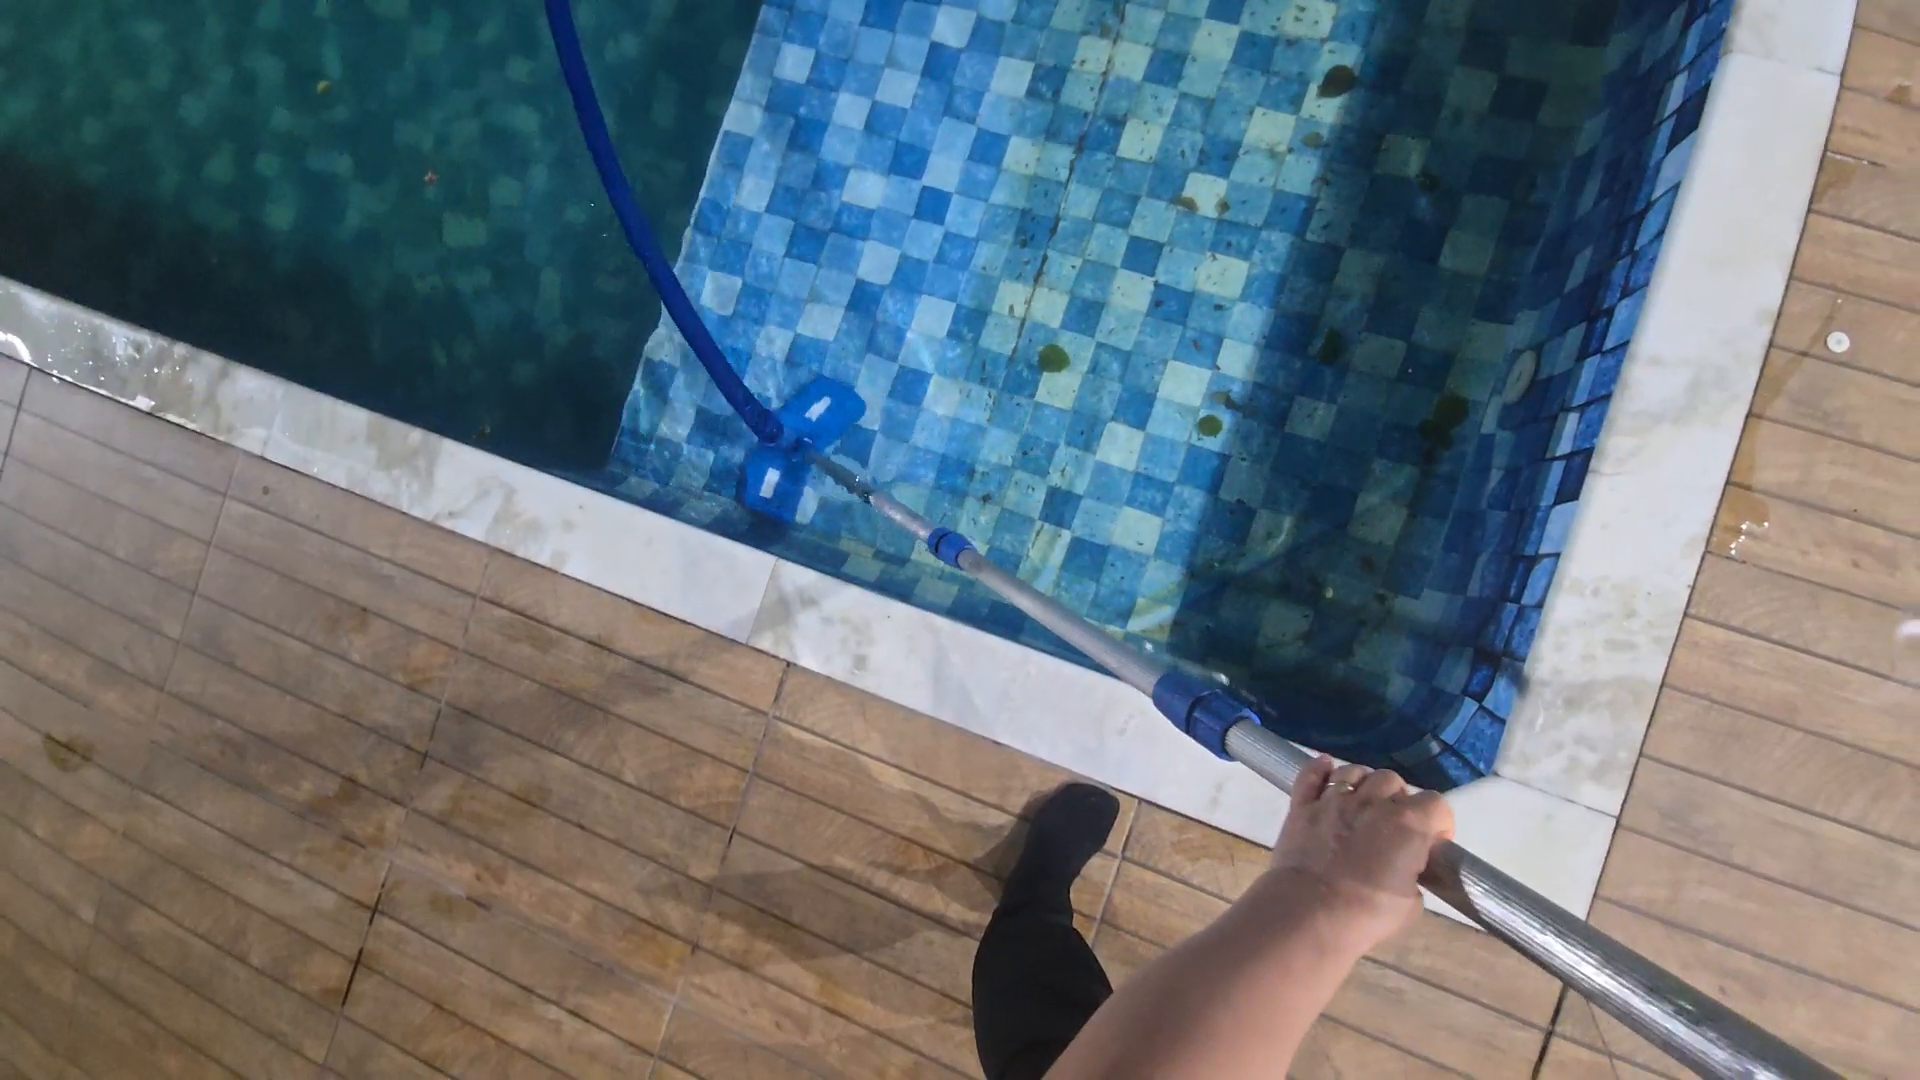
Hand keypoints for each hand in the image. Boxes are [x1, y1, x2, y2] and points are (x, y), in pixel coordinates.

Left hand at [1267, 756, 1454, 952]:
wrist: (1309, 910)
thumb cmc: (1366, 913)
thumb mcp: (1411, 902)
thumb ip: (1412, 871)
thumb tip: (1403, 865)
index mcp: (1406, 824)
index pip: (1435, 803)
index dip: (1439, 821)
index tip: (1433, 840)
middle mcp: (1370, 802)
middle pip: (1391, 780)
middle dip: (1399, 798)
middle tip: (1394, 823)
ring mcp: (1331, 799)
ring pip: (1353, 772)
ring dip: (1364, 784)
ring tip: (1363, 803)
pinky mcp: (1301, 804)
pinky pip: (1310, 774)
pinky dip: (1319, 769)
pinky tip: (1326, 769)